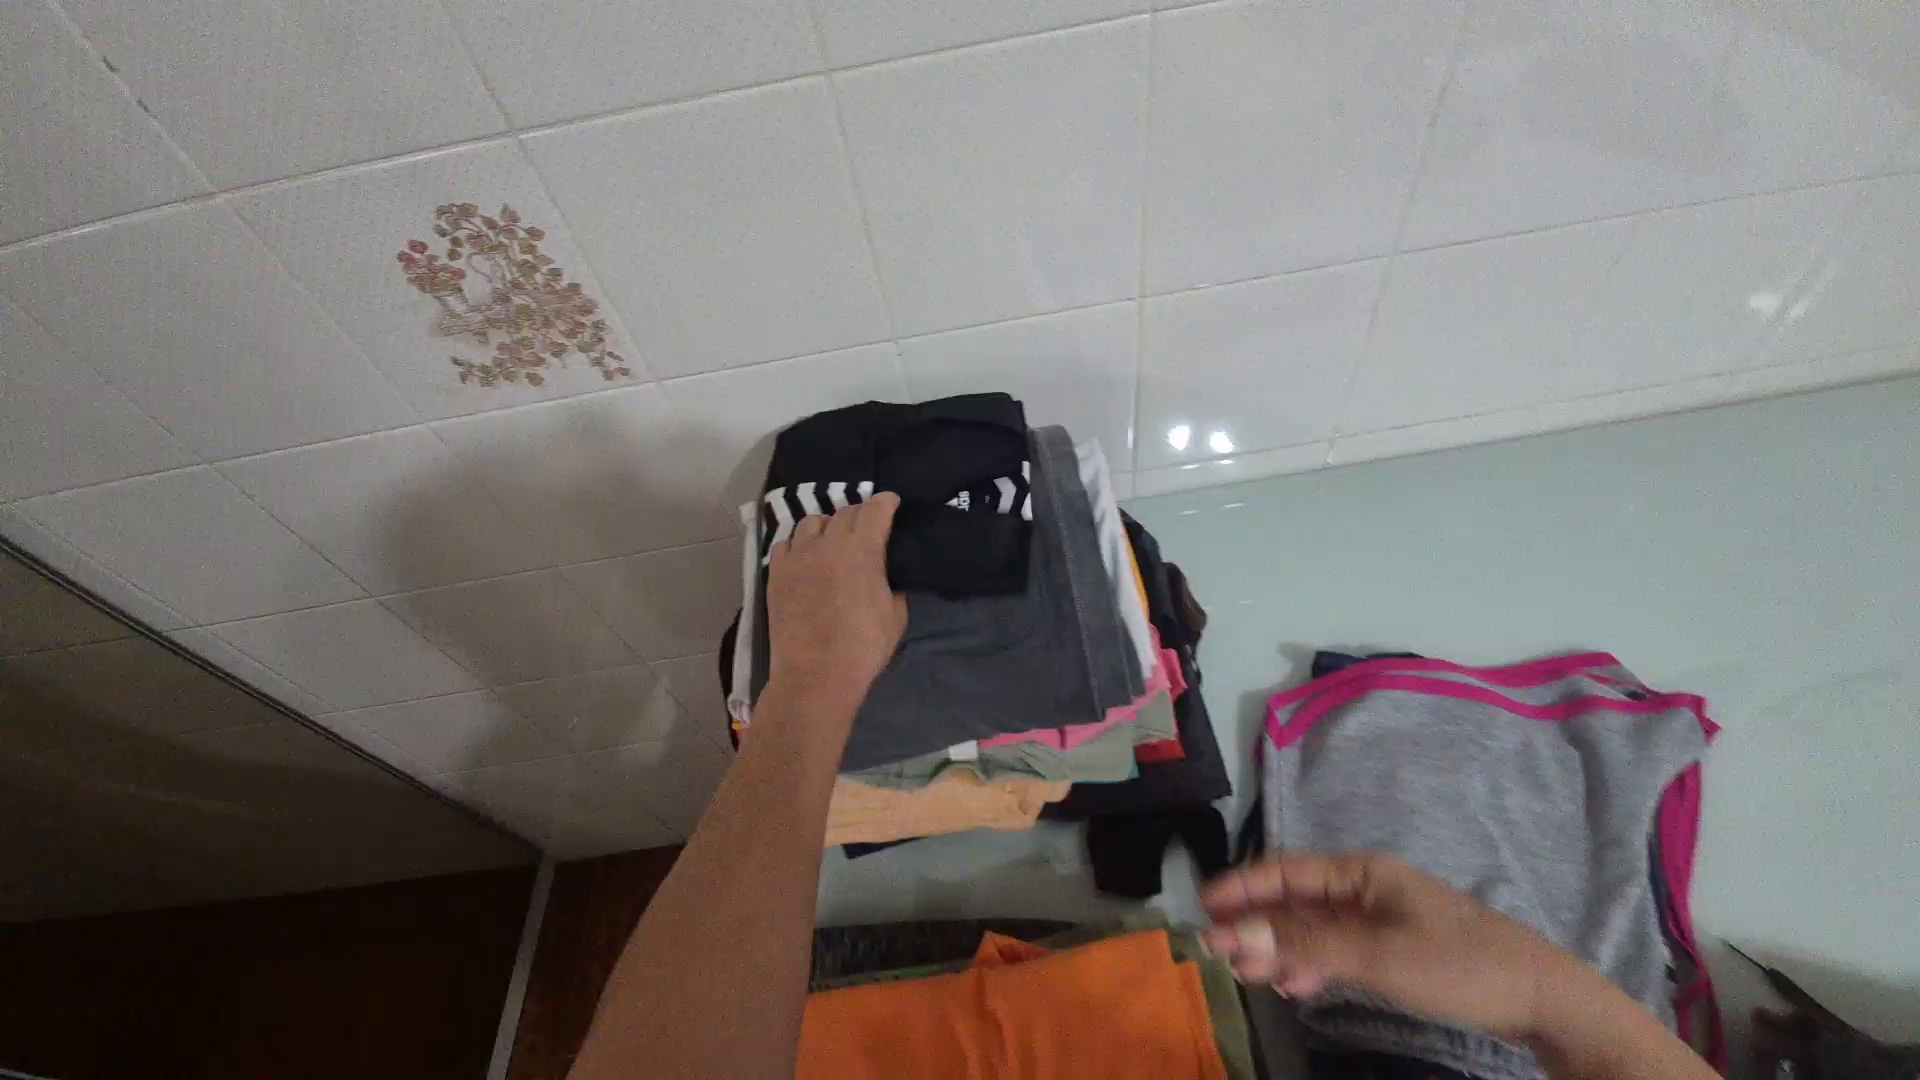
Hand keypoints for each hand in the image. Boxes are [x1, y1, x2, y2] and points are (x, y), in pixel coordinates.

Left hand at [765, 492, 908, 707]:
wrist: (816, 675)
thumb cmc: (864, 647)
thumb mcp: (896, 614)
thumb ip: (893, 583)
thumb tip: (886, 572)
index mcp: (862, 549)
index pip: (875, 509)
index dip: (886, 502)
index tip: (892, 503)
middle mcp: (827, 543)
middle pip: (844, 512)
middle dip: (860, 515)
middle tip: (867, 527)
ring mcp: (797, 556)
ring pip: (812, 522)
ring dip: (827, 526)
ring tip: (833, 540)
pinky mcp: (776, 573)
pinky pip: (787, 544)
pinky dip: (799, 544)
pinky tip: (806, 557)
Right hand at [1201, 852, 1576, 1042]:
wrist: (1544, 1001)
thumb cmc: (1457, 963)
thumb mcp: (1376, 954)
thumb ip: (1305, 943)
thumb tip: (1237, 933)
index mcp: (1359, 872)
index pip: (1286, 871)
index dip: (1242, 886)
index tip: (1203, 904)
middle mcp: (1362, 889)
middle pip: (1294, 901)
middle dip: (1255, 923)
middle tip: (1218, 949)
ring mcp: (1378, 920)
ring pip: (1312, 928)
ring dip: (1278, 947)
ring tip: (1248, 973)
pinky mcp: (1391, 951)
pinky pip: (1334, 951)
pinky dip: (1309, 965)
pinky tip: (1293, 985)